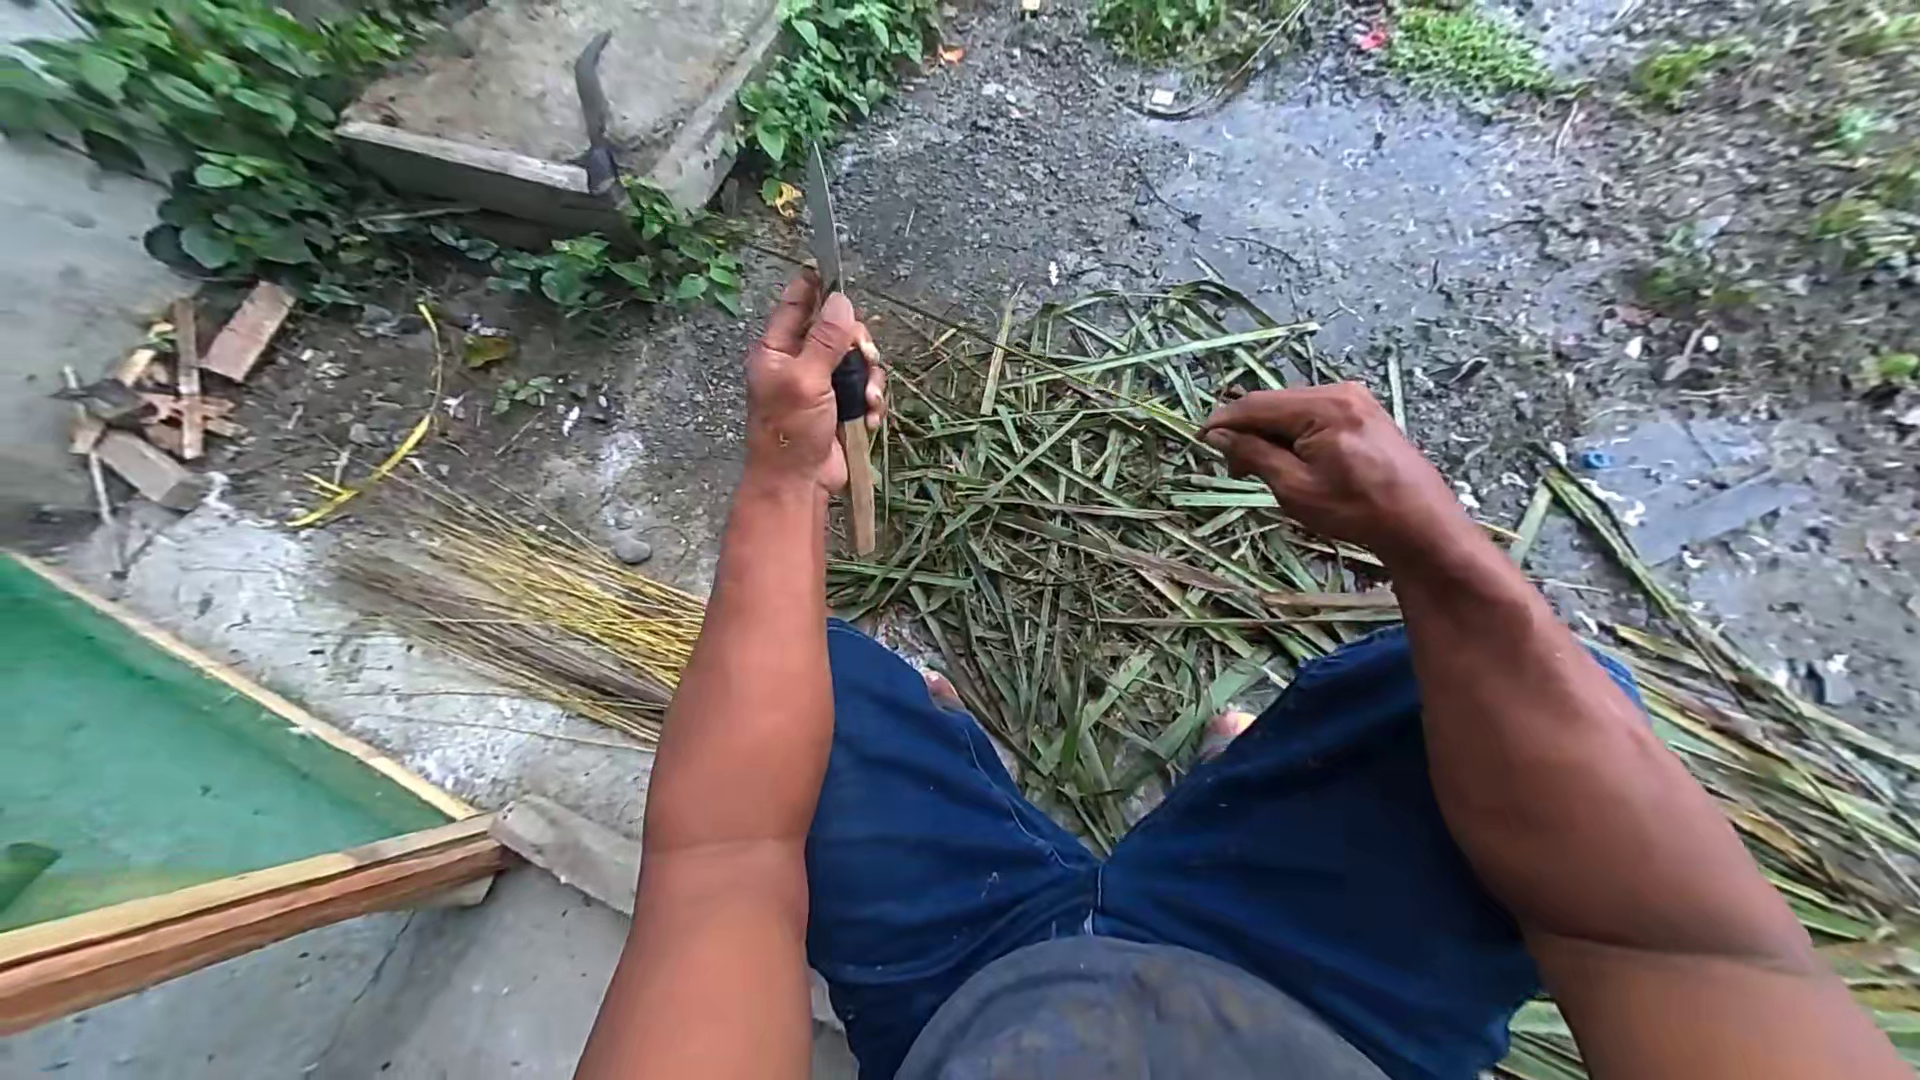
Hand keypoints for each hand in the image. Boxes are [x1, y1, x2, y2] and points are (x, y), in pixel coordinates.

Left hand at [743, 270, 886, 494]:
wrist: (798, 482)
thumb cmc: (790, 432)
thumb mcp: (806, 380)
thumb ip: (825, 340)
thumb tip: (841, 300)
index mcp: (778, 350)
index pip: (797, 304)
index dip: (816, 287)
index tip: (836, 272)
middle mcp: (800, 362)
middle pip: (839, 332)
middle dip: (859, 347)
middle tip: (867, 359)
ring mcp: (822, 386)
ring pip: (858, 363)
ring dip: (870, 381)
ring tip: (868, 402)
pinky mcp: (841, 408)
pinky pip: (865, 391)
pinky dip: (871, 404)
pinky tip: (868, 419)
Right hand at [1199, 383, 1473, 562]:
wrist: (1419, 522)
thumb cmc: (1354, 509)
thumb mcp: (1293, 486)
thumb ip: (1253, 453)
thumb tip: (1218, 434)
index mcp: (1323, 407)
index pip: (1255, 405)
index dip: (1223, 421)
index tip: (1199, 439)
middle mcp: (1339, 392)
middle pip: (1273, 404)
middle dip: (1245, 430)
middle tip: (1231, 466)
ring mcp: (1354, 400)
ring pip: (1290, 409)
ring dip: (1266, 434)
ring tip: (1257, 468)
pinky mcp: (1362, 413)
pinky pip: (1310, 415)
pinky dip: (1290, 434)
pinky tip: (1286, 459)